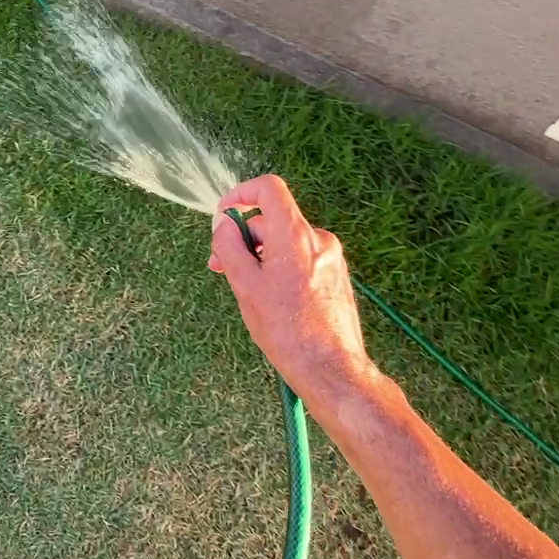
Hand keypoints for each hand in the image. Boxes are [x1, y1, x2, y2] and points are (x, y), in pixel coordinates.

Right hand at [210, 175, 377, 413]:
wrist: (331, 370)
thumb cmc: (287, 330)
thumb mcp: (245, 284)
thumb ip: (229, 246)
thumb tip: (224, 224)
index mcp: (295, 235)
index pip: (269, 188)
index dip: (241, 194)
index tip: (224, 215)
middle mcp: (318, 239)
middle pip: (272, 219)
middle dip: (244, 238)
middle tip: (222, 266)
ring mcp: (330, 258)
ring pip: (284, 241)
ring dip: (260, 256)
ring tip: (247, 288)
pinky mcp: (335, 276)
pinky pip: (300, 258)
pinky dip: (279, 267)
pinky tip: (271, 298)